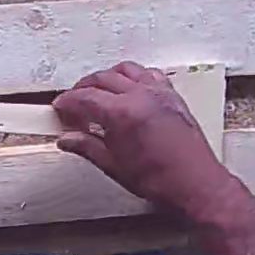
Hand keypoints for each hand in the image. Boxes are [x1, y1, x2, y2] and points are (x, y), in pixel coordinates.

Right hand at [52, 62, 251, 224]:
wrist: (194, 184)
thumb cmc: (159, 179)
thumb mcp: (113, 165)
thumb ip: (87, 147)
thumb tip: (67, 140)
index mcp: (122, 112)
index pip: (85, 97)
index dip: (68, 102)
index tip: (60, 107)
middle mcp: (141, 96)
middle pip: (102, 79)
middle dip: (83, 88)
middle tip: (73, 104)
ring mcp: (159, 93)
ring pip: (125, 70)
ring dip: (107, 78)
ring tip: (97, 93)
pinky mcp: (173, 97)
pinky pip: (149, 75)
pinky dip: (133, 77)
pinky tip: (128, 91)